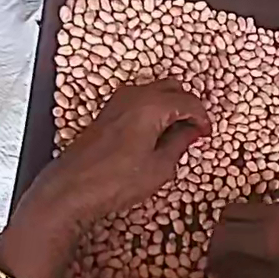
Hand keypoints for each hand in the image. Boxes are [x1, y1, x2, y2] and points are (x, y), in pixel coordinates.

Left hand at [19, 79, 209, 239]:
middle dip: (188, 107)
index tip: (207, 134)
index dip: (203, 118)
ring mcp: (117, 102)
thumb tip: (191, 132)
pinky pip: (139, 102)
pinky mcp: (107, 114)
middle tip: (195, 131)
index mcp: (151, 105)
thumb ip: (180, 143)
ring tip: (177, 135)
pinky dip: (153, 112)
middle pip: (172, 88)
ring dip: (170, 107)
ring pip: (154, 92)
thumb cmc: (114, 181)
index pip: (189, 101)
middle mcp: (133, 96)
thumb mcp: (160, 167)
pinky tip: (155, 136)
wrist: (71, 189)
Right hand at [208, 198, 278, 277]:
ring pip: (248, 207)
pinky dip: (259, 219)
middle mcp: (273, 214)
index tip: (212, 268)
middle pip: (229, 214)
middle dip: (221, 234)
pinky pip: (268, 206)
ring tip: (246, 248)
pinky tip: (270, 240)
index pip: (221, 237)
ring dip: (240, 224)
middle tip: (224, 256)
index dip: (211, 253)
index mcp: (266, 239)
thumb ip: (244, 273)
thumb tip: (220, 267)